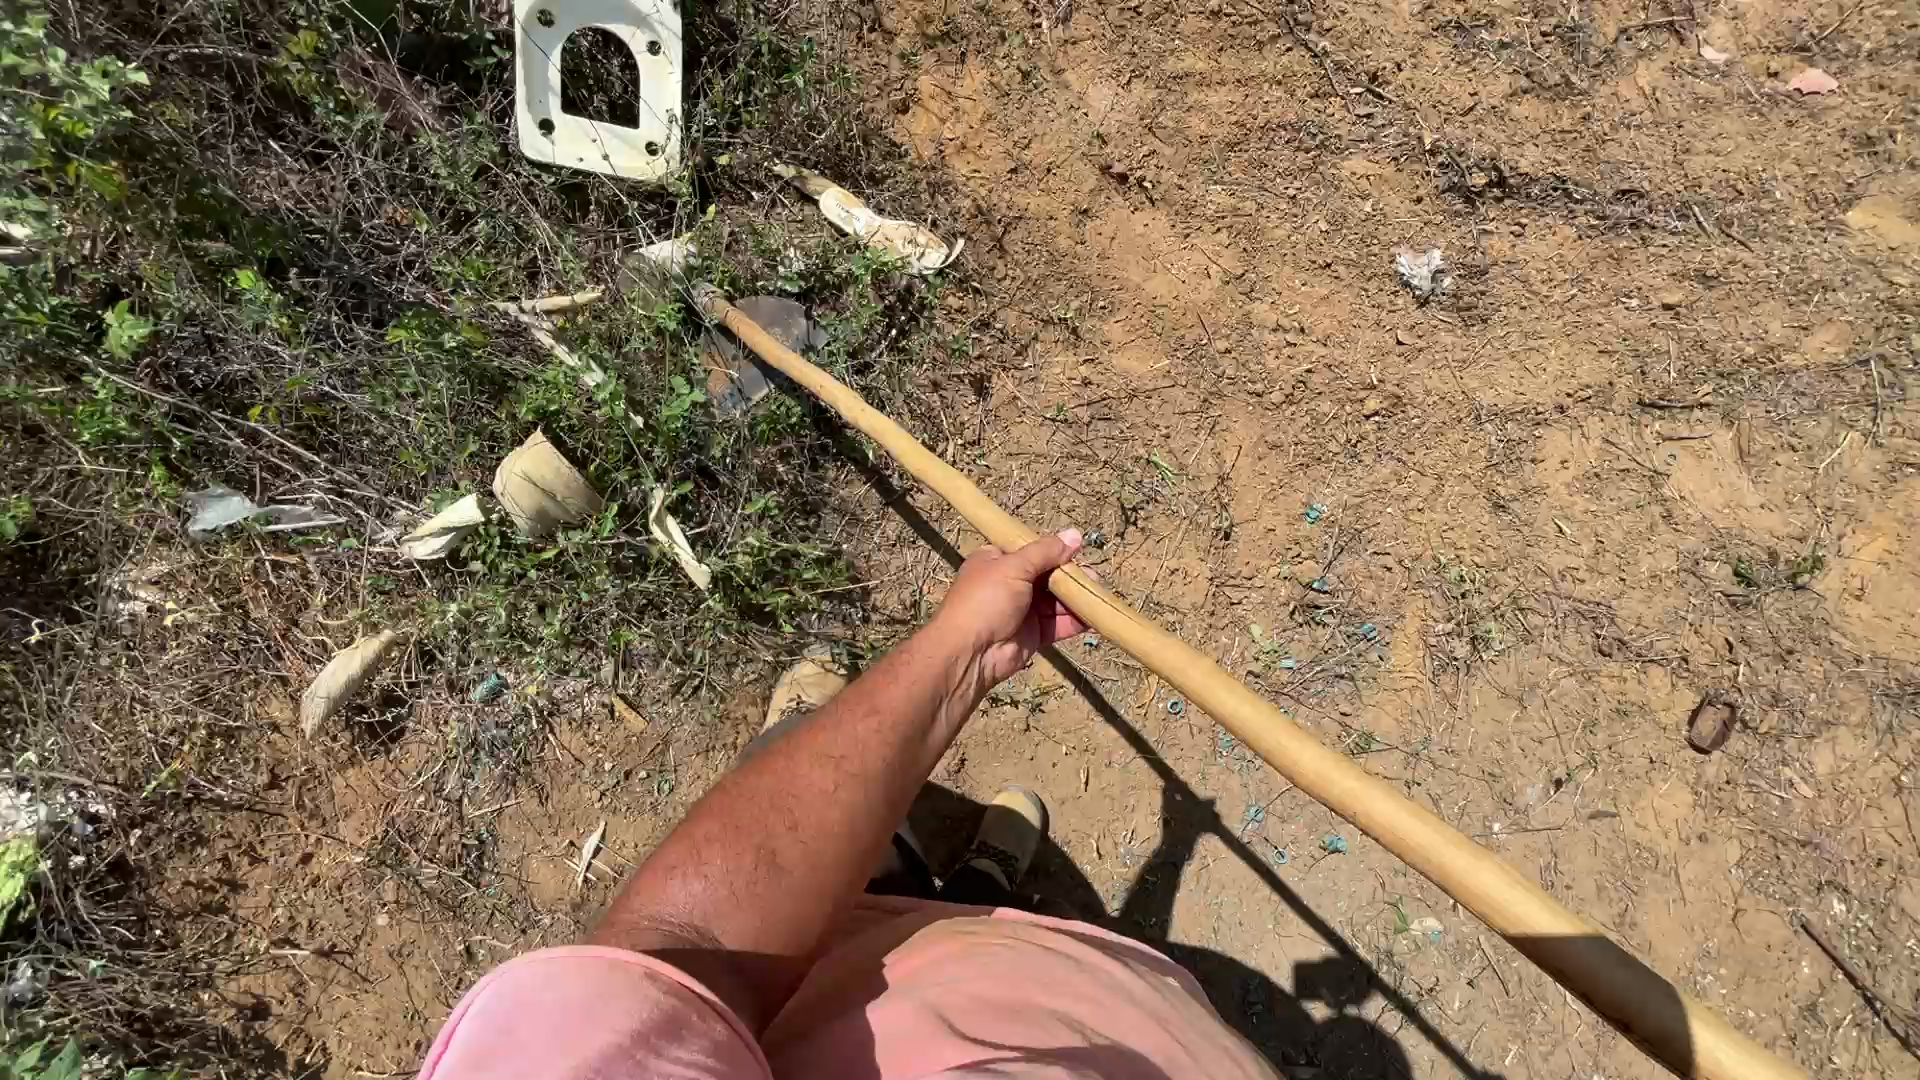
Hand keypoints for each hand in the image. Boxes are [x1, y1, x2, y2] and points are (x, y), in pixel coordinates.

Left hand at [931, 528, 1089, 691]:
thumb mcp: (1013, 567)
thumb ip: (1045, 552)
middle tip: (1091, 576)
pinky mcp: (1033, 634)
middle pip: (1047, 576)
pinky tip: (1093, 616)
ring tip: (1096, 593)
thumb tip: (1074, 535)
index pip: (1030, 551)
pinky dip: (1075, 620)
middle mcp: (1009, 584)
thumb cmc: (985, 601)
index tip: (1076, 550)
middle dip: (1069, 576)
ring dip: (1075, 598)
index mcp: (997, 561)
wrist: (970, 652)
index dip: (1053, 550)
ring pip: (1055, 600)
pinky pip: (1058, 624)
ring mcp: (1022, 610)